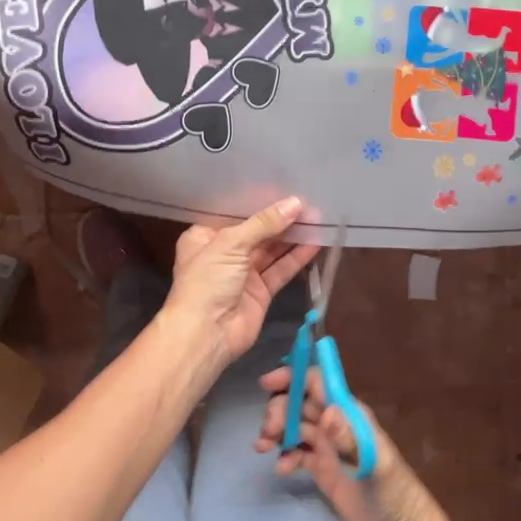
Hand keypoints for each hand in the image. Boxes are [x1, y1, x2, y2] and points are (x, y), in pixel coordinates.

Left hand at [163, 197, 321, 366]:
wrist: (206, 336)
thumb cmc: (207, 281)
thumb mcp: (231, 244)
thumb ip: (264, 224)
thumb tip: (296, 203)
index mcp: (204, 236)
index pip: (233, 212)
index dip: (257, 200)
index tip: (283, 185)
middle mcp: (223, 252)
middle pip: (256, 231)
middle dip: (280, 219)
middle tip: (308, 202)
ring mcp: (243, 273)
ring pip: (271, 249)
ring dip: (292, 236)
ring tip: (317, 218)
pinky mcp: (260, 292)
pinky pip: (280, 269)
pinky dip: (296, 257)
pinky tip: (314, 243)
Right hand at [255, 365, 439, 520]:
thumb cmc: (395, 495)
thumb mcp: (376, 467)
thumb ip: (351, 441)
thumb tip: (326, 411)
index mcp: (350, 414)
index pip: (318, 383)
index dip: (293, 377)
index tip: (268, 384)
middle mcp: (336, 425)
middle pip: (300, 403)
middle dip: (280, 410)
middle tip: (268, 432)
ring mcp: (328, 447)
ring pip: (295, 426)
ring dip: (276, 431)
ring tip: (262, 447)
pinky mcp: (322, 469)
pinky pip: (296, 453)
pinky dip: (285, 456)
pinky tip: (281, 470)